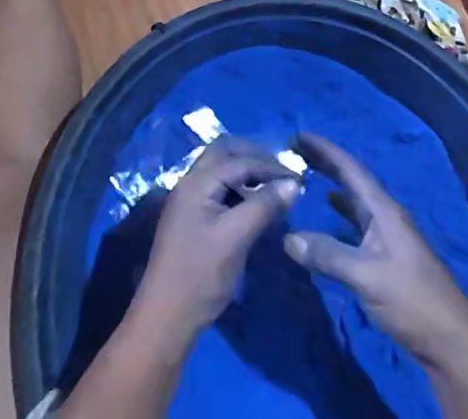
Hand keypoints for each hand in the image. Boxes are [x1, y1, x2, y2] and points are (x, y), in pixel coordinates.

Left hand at [132, 137, 301, 338]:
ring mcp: (189, 199)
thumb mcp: (236, 238)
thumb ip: (264, 206)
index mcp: (196, 182)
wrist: (167, 315)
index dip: (270, 165)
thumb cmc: (201, 274)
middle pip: (223, 152)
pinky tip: (256, 204)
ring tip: (274, 186)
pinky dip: (239, 188)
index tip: (299, 177)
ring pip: (220, 169)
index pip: (238, 160)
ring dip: (246, 170)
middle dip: (254, 156)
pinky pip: (218, 188)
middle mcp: (189, 182)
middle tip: (283, 171)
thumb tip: (293, 183)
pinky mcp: (192, 216)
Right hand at [283, 133, 467, 368]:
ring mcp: (388, 238)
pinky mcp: (385, 258)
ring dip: (331, 186)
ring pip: (354, 201)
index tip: (298, 135)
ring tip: (305, 176)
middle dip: (326, 163)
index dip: (325, 150)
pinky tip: (325, 217)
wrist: (452, 345)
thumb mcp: (367, 276)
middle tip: (295, 150)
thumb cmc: (413, 302)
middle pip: (352, 180)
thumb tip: (287, 237)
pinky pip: (355, 224)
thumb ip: (327, 254)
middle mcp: (386, 217)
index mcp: (385, 211)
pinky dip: (337, 214)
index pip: (351, 169)